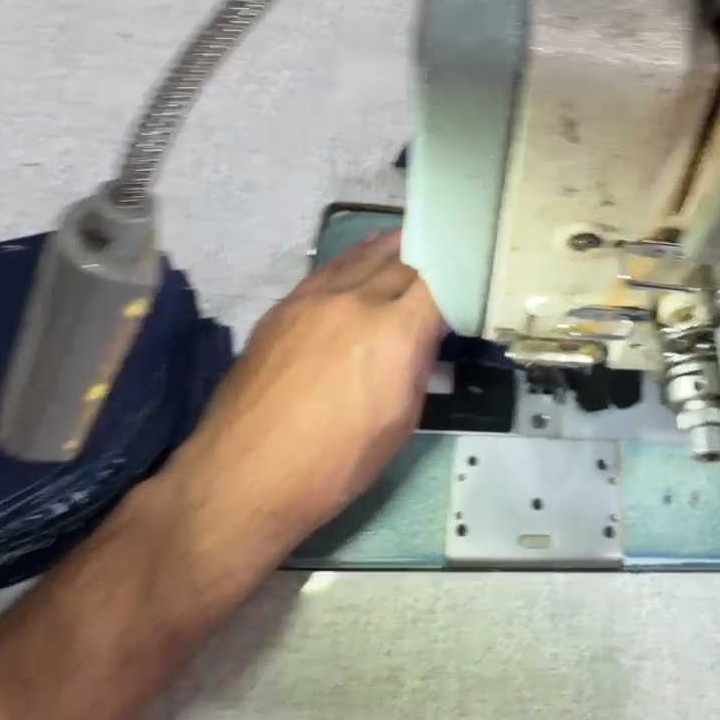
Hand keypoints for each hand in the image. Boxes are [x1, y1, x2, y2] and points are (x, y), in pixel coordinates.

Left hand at [153, 230, 443, 584]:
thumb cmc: (335, 463)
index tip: (475, 283)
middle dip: (433, 262)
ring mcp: (316, 298)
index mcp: (395, 332)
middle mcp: (357, 300)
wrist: (243, 478)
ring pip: (367, 255)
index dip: (462, 276)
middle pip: (406, 261)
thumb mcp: (401, 420)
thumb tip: (424, 333)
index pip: (441, 279)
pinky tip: (371, 252)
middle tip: (453, 266)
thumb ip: (419, 363)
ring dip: (398, 248)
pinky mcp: (286, 305)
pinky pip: (332, 266)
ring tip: (419, 241)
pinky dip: (359, 256)